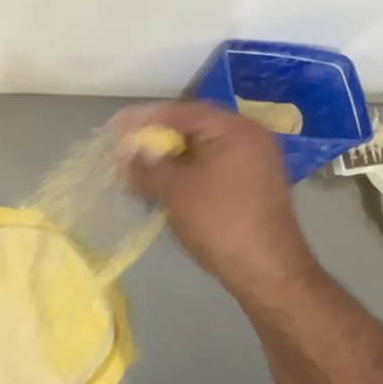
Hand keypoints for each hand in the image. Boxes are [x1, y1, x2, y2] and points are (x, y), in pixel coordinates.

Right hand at [114, 101, 321, 299]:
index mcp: (233, 128)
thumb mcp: (174, 190)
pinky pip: (212, 169)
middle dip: (154, 142)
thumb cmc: (220, 222)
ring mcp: (254, 162)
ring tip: (137, 176)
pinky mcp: (252, 186)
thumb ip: (146, 165)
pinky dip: (186, 175)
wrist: (268, 271)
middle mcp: (248, 137)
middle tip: (124, 154)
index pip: (179, 112)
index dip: (142, 120)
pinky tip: (163, 189)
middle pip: (191, 129)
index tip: (114, 130)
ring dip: (168, 162)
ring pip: (200, 151)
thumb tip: (126, 154)